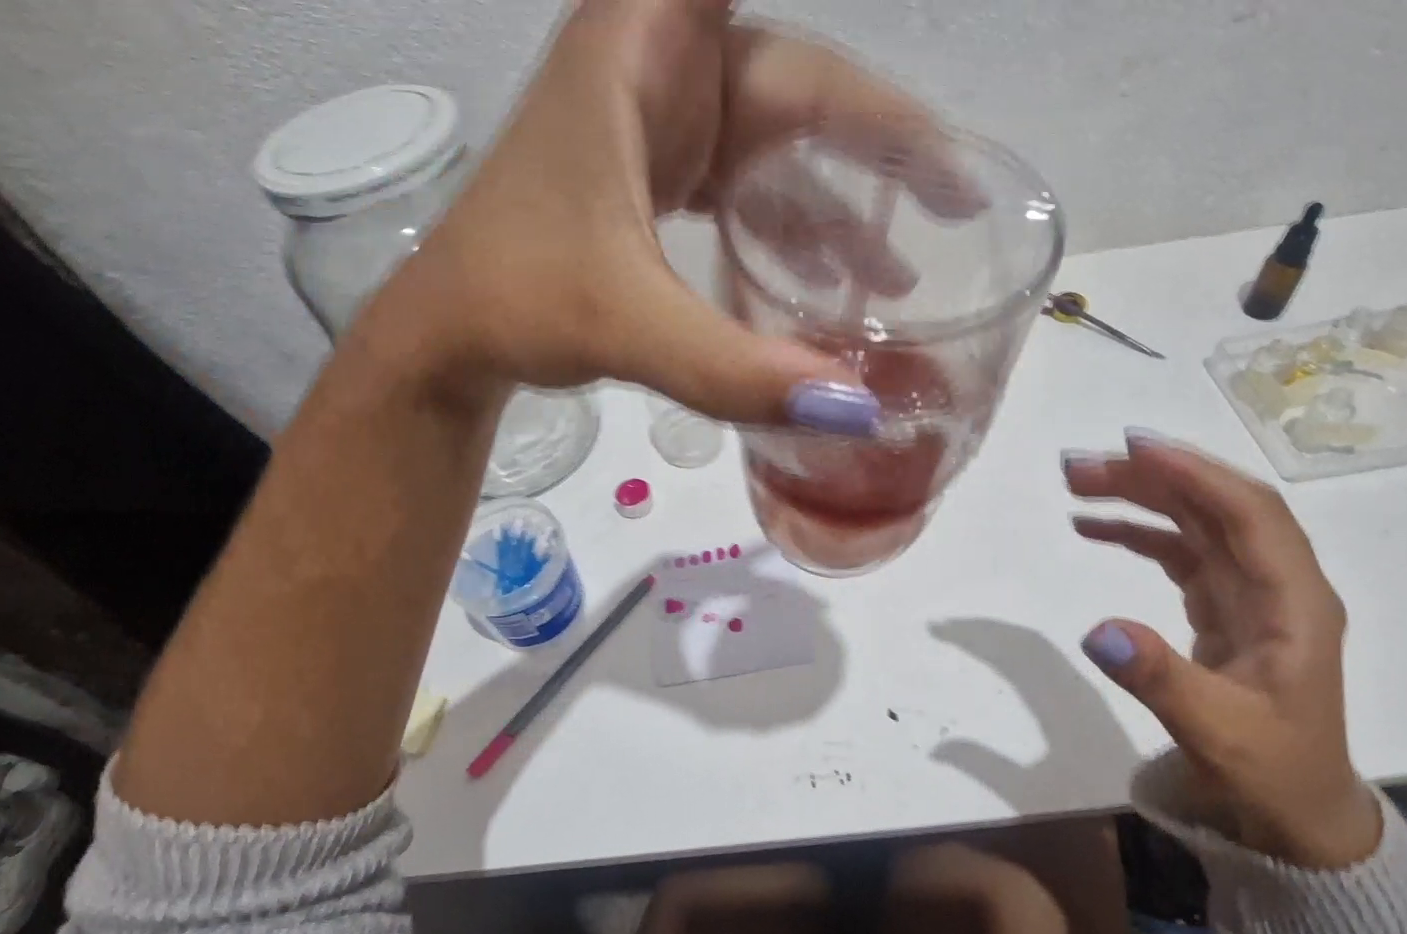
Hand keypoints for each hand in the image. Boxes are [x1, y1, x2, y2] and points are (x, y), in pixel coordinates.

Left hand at [349, 0, 968, 433]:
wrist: (449, 334)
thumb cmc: (516, 300)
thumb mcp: (629, 326)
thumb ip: (738, 369)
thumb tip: (858, 412)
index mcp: (642, 48)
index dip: (836, 59)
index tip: (903, 78)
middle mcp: (657, 62)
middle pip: (798, 75)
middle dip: (881, 134)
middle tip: (957, 198)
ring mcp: (661, 117)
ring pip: (782, 131)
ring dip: (845, 195)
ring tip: (906, 270)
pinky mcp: (662, 169)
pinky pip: (752, 177)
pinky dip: (796, 223)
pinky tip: (837, 280)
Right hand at [1062, 431, 1381, 869]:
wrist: (1295, 816)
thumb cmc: (1272, 773)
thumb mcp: (1219, 733)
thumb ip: (1160, 679)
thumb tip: (1095, 631)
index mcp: (1296, 603)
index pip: (1250, 515)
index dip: (1195, 475)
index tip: (1134, 448)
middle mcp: (1277, 585)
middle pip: (1216, 508)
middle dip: (1153, 478)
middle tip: (1079, 467)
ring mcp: (1249, 596)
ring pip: (1196, 524)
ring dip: (1142, 498)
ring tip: (1078, 484)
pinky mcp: (1223, 610)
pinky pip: (1180, 554)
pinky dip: (1139, 534)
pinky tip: (1094, 528)